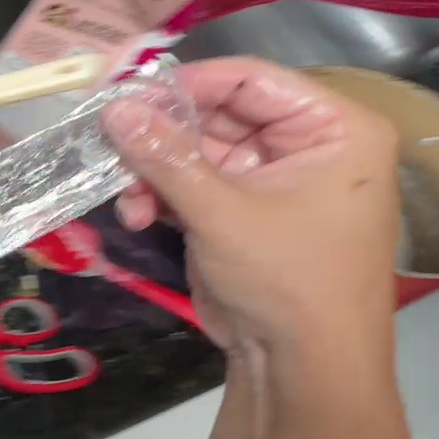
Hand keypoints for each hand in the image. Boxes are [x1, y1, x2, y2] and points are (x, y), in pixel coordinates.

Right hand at [105, 57, 400, 359]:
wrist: (297, 357)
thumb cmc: (284, 276)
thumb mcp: (220, 211)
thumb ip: (164, 157)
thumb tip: (113, 109)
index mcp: (330, 128)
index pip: (250, 82)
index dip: (185, 84)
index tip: (122, 95)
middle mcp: (301, 145)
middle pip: (215, 117)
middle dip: (159, 139)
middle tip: (108, 149)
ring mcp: (265, 179)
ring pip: (191, 153)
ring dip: (151, 175)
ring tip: (128, 202)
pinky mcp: (234, 211)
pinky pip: (186, 185)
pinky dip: (157, 197)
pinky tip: (138, 216)